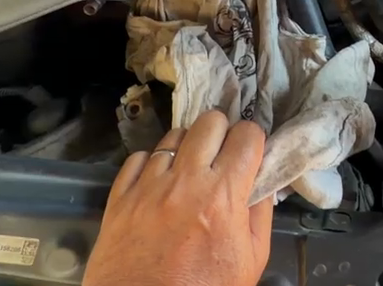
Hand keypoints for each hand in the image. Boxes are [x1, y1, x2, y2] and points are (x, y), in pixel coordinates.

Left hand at [83, 112, 271, 285]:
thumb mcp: (251, 260)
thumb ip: (261, 213)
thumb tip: (263, 180)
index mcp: (223, 195)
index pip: (247, 134)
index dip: (252, 141)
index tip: (249, 155)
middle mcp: (186, 181)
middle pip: (210, 121)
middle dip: (221, 134)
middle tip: (219, 158)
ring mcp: (149, 188)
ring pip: (174, 135)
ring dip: (186, 147)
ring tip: (187, 171)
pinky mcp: (119, 200)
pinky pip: (138, 158)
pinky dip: (151, 165)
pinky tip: (158, 183)